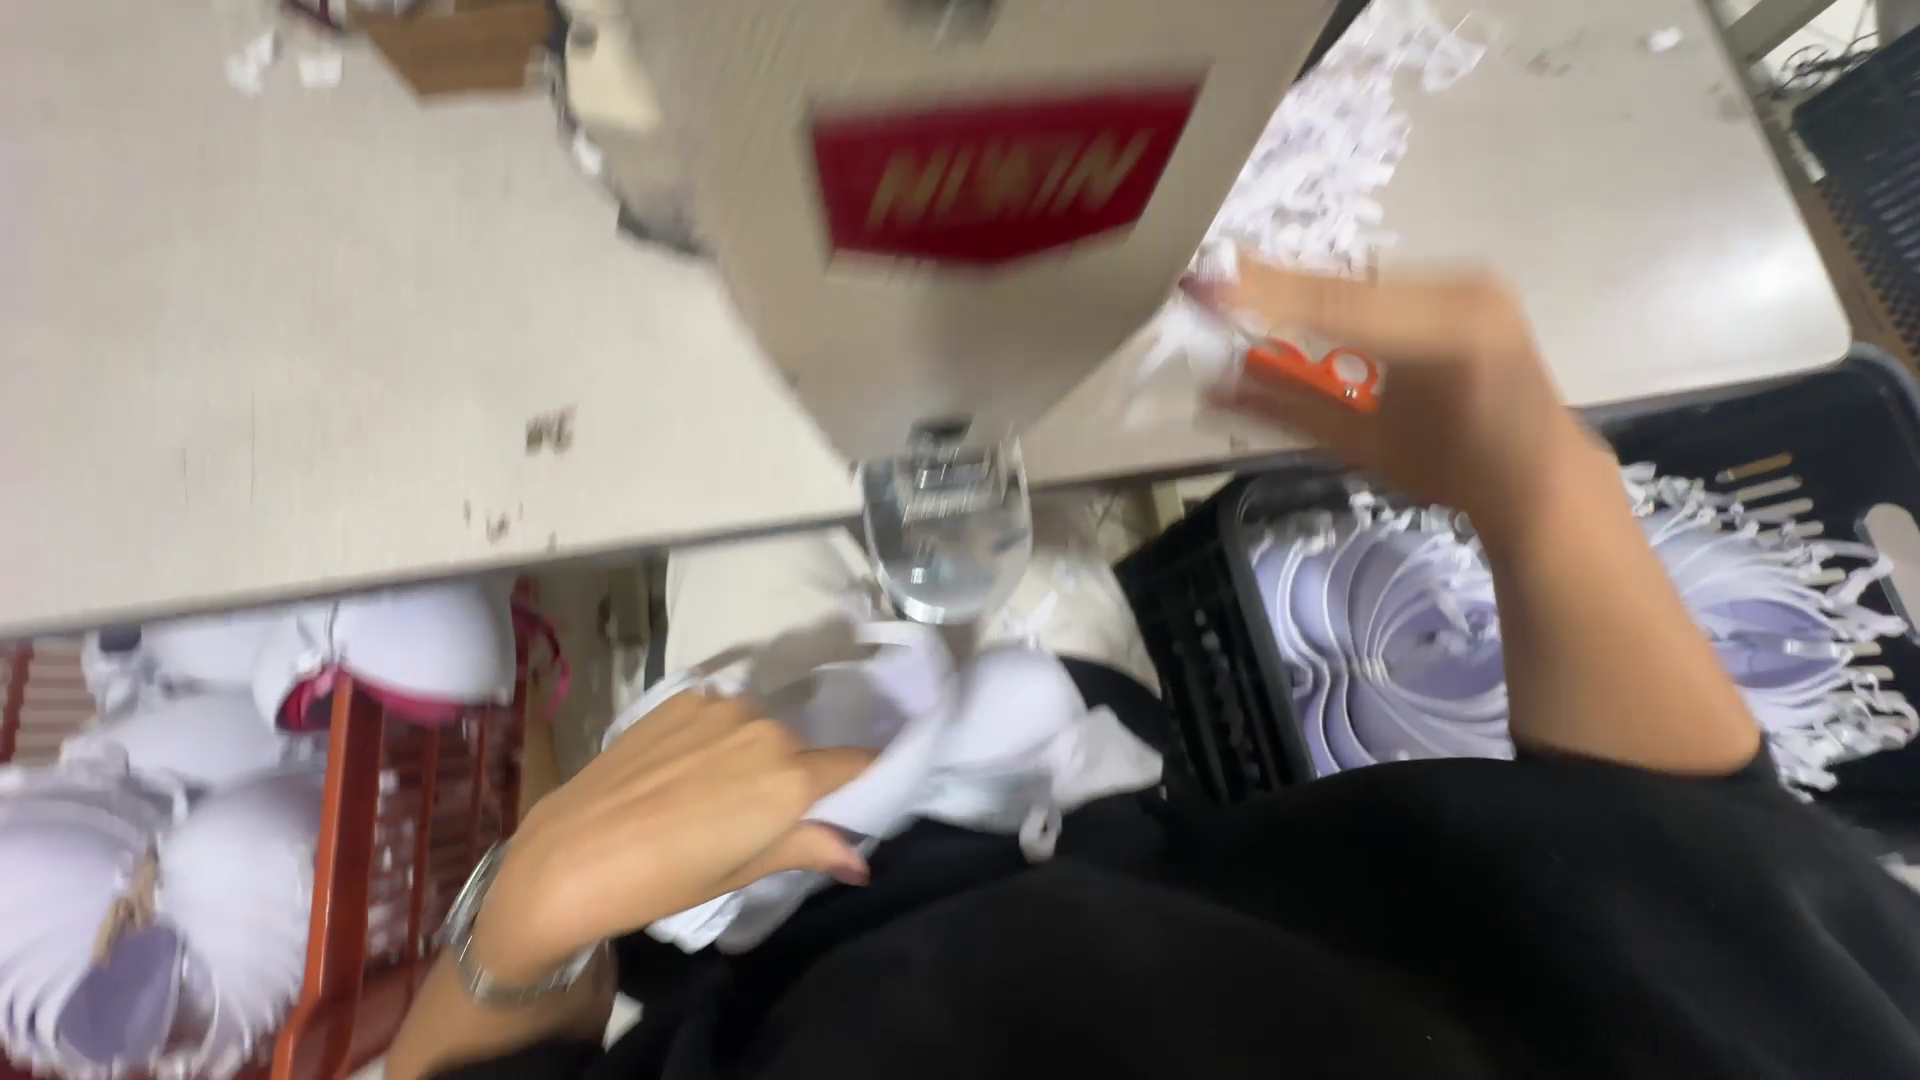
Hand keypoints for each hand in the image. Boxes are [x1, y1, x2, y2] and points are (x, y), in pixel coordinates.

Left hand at [470, 692, 876, 981]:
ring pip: (761, 729)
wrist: (568, 855)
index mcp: (790, 777)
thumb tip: (860, 860)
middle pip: (803, 748)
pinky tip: (679, 768)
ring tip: (708, 791)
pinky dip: (714, 736)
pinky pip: (720, 714)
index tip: (856, 793)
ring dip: (752, 753)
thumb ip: (809, 847)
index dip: (863, 778)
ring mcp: (722, 706)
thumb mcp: (742, 872)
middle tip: (758, 814)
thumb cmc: (664, 879)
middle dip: (795, 776)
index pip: (857, 762)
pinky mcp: (683, 698)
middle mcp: (766, 729)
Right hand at [1186, 255, 1610, 543]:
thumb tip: (1212, 391)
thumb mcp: (1362, 446)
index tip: (1204, 285)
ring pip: (1359, 279)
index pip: (1335, 308)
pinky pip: (1379, 284)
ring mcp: (1468, 281)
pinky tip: (1289, 297)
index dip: (1264, 295)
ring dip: (1297, 288)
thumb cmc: (1452, 470)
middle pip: (1343, 284)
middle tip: (1207, 283)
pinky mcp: (1464, 284)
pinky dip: (1331, 294)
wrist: (1538, 470)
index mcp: (1443, 336)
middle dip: (1271, 285)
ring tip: (1234, 288)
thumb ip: (1285, 411)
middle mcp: (1461, 291)